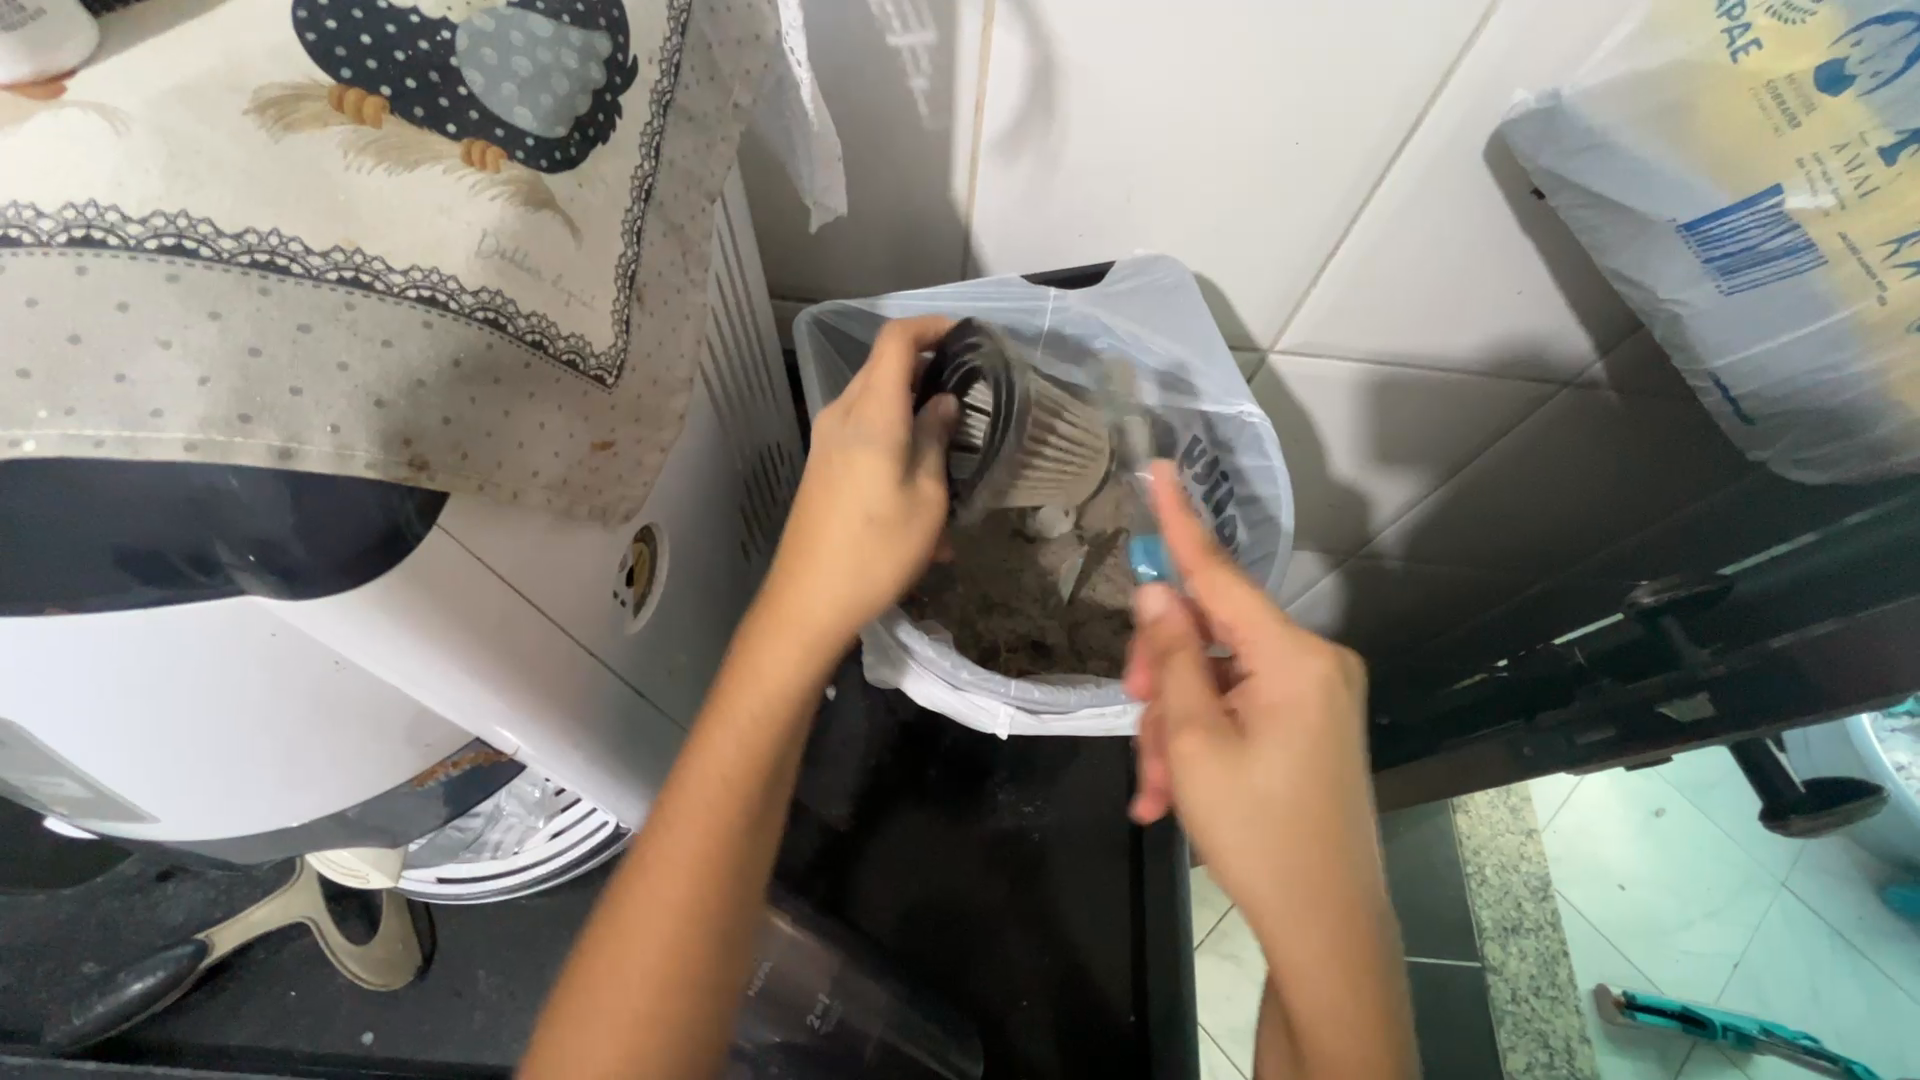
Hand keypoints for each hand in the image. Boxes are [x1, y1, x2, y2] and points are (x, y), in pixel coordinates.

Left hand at [759, 315, 959, 647]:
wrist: (809, 600)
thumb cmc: (878, 550)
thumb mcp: (927, 497)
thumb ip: (935, 439)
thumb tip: (943, 402)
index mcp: (871, 413)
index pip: (895, 340)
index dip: (931, 327)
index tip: (966, 336)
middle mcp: (841, 414)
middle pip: (883, 367)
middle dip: (927, 369)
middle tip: (968, 391)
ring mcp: (826, 440)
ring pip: (875, 402)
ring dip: (912, 411)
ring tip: (950, 445)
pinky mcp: (823, 464)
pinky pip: (863, 432)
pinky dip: (894, 438)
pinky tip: (920, 483)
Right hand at [1123, 462, 1373, 916]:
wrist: (1326, 926)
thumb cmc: (1256, 832)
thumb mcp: (1195, 741)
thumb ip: (1173, 656)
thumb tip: (1157, 592)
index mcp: (1292, 657)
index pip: (1219, 574)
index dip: (1179, 522)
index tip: (1158, 467)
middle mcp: (1312, 662)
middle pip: (1208, 637)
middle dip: (1162, 681)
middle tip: (1137, 731)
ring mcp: (1314, 694)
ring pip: (1214, 680)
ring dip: (1174, 726)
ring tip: (1159, 787)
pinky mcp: (1309, 722)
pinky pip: (1237, 707)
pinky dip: (1200, 740)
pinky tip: (1172, 793)